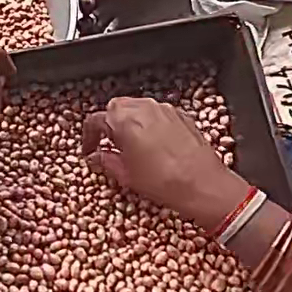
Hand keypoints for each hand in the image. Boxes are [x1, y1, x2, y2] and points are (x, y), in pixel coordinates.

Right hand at [81, 97, 251, 231]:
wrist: (203, 185)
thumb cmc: (166, 181)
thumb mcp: (126, 175)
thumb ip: (106, 161)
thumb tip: (97, 156)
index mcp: (124, 120)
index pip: (95, 120)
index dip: (88, 137)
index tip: (89, 150)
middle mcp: (144, 108)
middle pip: (115, 108)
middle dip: (108, 125)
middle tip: (106, 145)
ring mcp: (164, 110)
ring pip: (137, 107)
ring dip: (128, 122)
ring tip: (129, 146)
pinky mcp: (181, 115)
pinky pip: (157, 114)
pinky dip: (148, 124)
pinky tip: (151, 145)